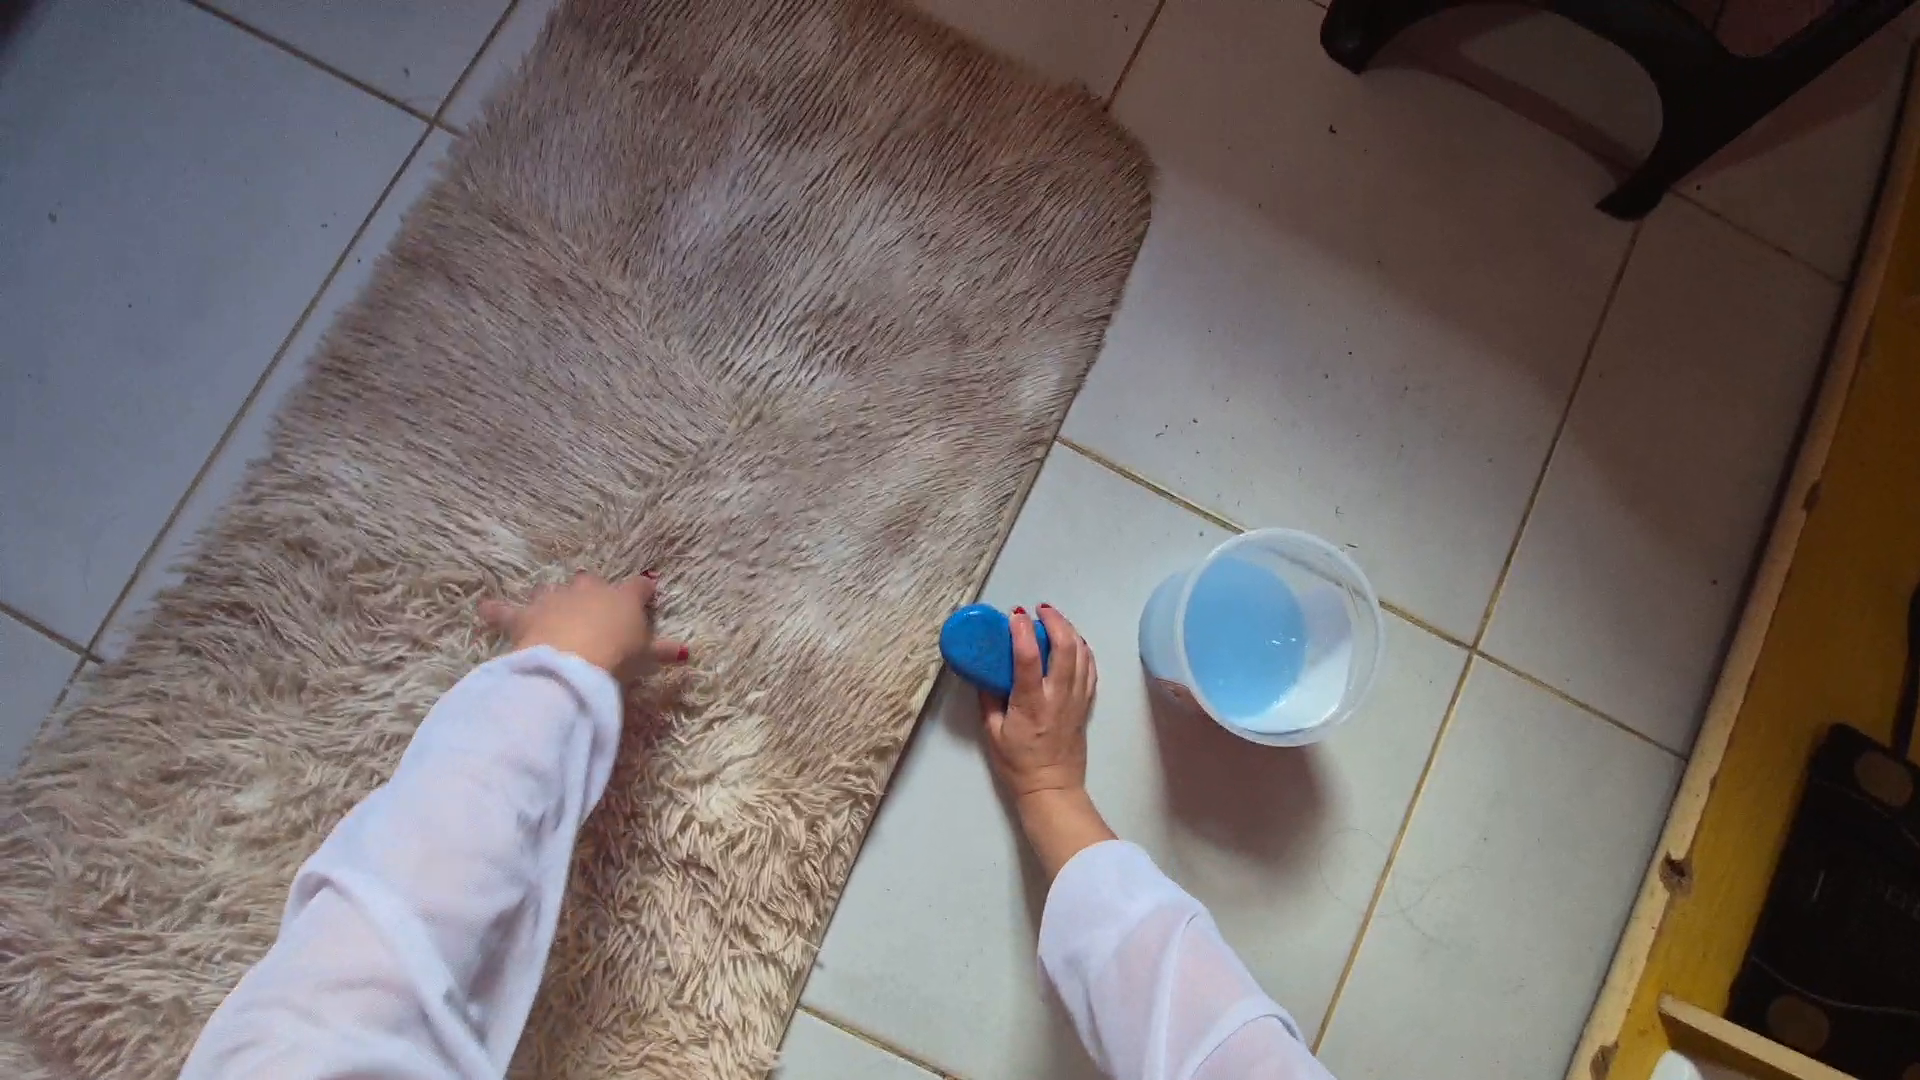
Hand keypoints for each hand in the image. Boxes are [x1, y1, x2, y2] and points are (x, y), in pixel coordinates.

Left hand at [478, 571, 687, 676]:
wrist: (572, 661)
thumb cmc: (617, 656)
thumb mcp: (645, 657)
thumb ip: (662, 651)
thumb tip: (686, 653)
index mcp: (623, 597)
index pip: (639, 587)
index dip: (643, 591)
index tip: (647, 593)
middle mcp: (588, 590)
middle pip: (590, 581)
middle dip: (591, 589)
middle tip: (593, 604)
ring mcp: (555, 599)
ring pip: (551, 590)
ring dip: (552, 597)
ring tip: (551, 605)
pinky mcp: (525, 616)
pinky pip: (505, 610)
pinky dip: (496, 610)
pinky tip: (485, 608)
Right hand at [980, 605, 1113, 879]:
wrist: (1052, 788)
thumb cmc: (1017, 763)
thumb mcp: (991, 732)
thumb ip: (988, 698)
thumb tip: (982, 669)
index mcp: (1030, 703)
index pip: (1028, 658)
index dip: (1022, 631)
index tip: (1014, 614)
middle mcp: (1057, 697)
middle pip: (1065, 648)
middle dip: (1055, 621)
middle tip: (1040, 609)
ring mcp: (1076, 699)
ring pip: (1081, 654)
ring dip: (1070, 630)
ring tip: (1055, 618)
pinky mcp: (1086, 704)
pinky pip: (1091, 668)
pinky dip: (1083, 649)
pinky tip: (1074, 640)